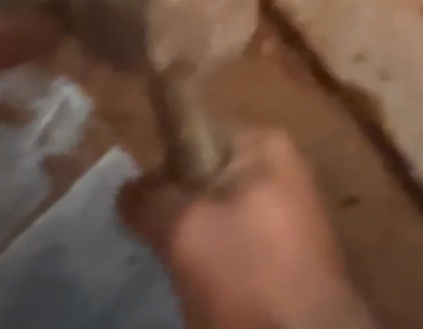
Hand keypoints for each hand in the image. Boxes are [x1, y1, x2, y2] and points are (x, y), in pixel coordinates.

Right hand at [119, 130, 373, 328]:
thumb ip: (150, 200)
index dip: (163, 167)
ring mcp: (293, 210)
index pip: (197, 133)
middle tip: (161, 243)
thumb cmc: (249, 273)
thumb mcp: (185, 231)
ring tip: (187, 272)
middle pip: (207, 178)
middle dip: (181, 209)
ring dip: (198, 243)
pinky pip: (241, 246)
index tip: (144, 203)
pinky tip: (213, 290)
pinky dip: (222, 265)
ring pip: (222, 217)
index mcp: (267, 143)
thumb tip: (128, 187)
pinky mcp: (294, 253)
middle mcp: (285, 167)